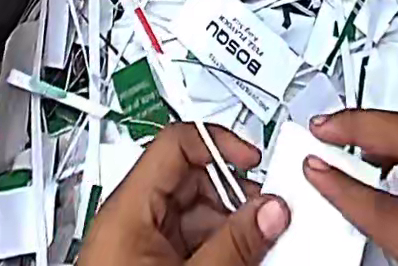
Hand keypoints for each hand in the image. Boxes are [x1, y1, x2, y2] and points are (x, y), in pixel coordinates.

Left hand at [79, 124, 291, 265]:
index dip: (218, 144)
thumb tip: (270, 209)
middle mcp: (130, 222)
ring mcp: (138, 248)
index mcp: (127, 211)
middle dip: (232, 196)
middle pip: (191, 179)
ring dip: (229, 226)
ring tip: (256, 249)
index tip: (253, 160)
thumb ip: (233, 245)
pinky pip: (190, 242)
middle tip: (263, 216)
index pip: (177, 144)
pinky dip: (218, 250)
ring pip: (195, 213)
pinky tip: (239, 264)